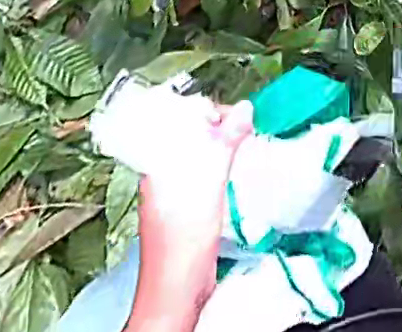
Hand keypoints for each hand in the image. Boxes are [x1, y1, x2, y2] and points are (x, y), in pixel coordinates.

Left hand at [125, 100, 253, 331]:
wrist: (177, 291)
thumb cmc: (185, 236)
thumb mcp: (210, 180)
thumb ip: (226, 142)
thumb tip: (244, 109)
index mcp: (156, 158)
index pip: (178, 117)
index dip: (206, 111)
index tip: (235, 116)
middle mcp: (159, 170)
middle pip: (187, 135)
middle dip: (215, 128)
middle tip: (242, 129)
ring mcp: (171, 189)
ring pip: (195, 155)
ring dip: (218, 147)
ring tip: (241, 143)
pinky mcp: (183, 207)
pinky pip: (200, 175)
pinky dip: (216, 167)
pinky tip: (232, 170)